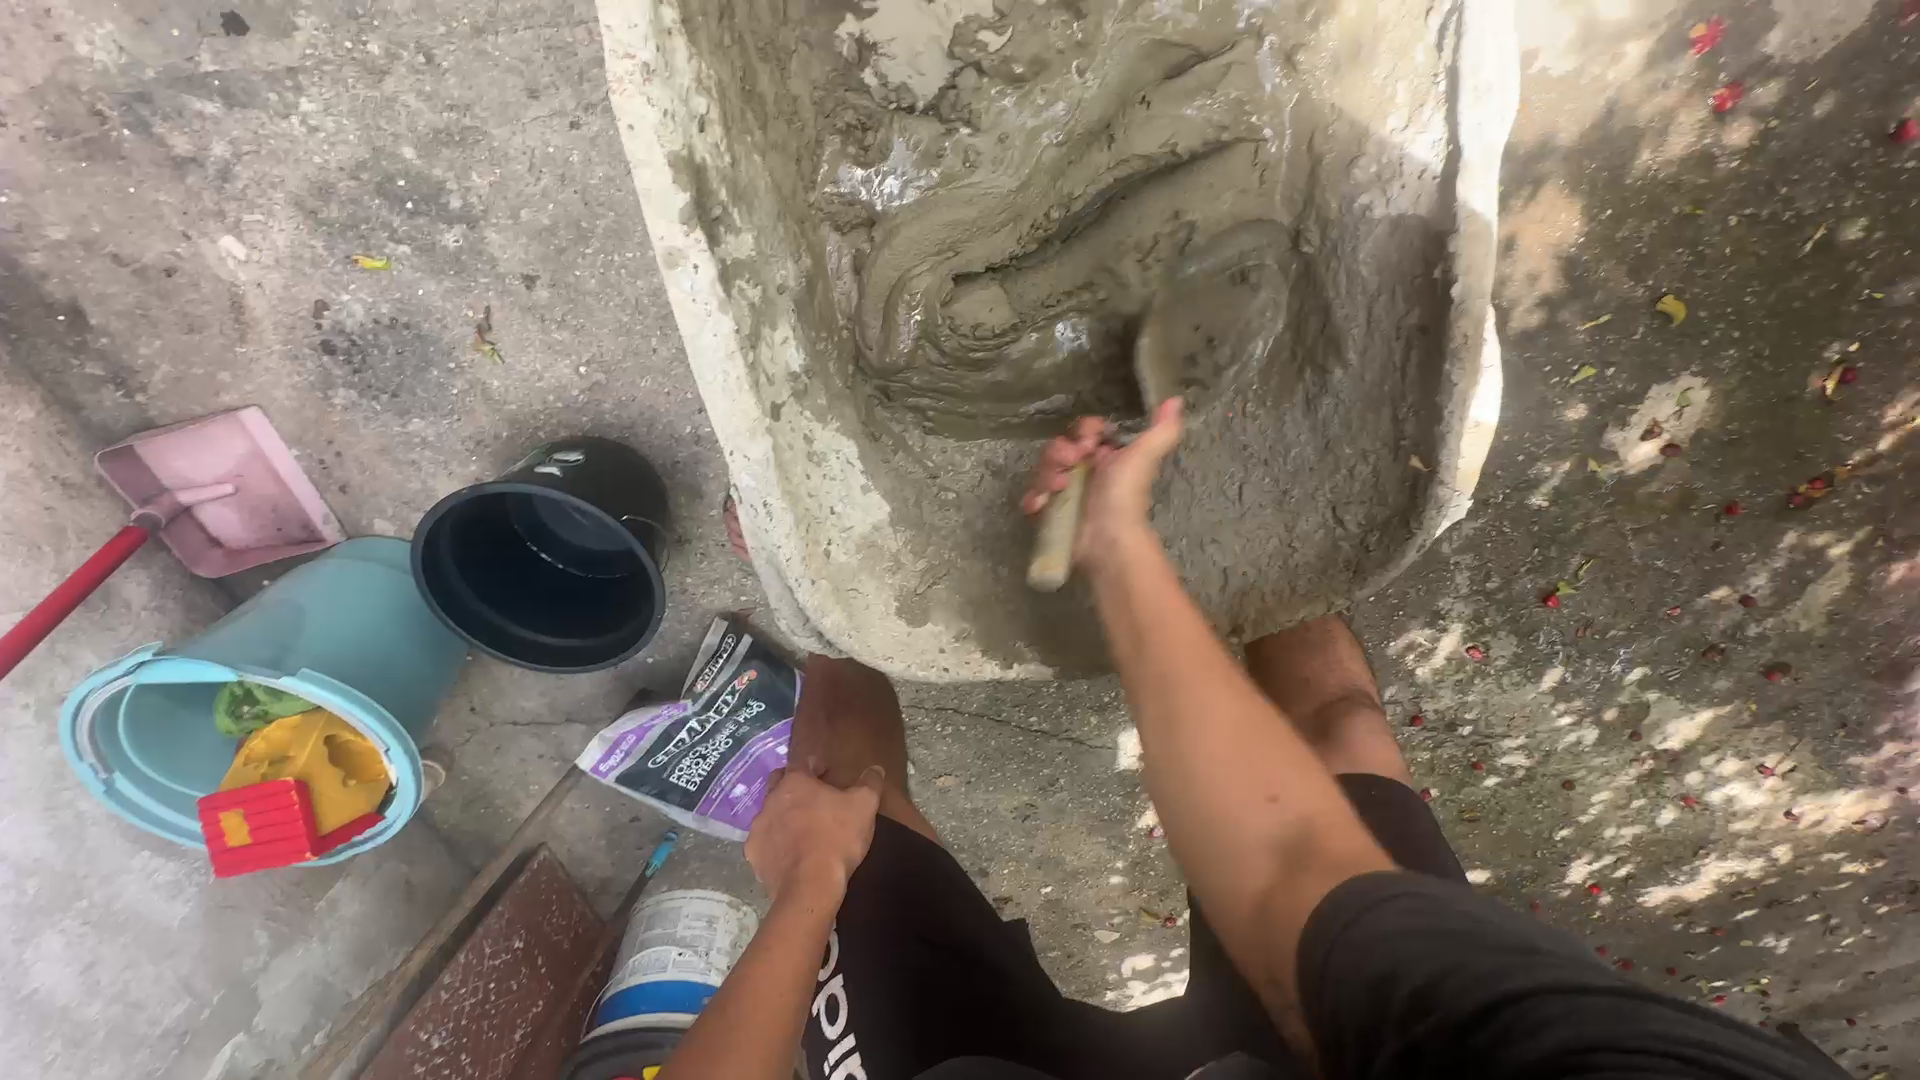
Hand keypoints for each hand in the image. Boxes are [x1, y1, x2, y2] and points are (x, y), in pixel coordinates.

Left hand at [745, 762, 885, 902]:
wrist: (810, 885)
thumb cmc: (837, 837)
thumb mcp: (864, 806)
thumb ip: (869, 783)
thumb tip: (875, 769)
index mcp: (795, 783)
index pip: (801, 762)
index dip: (814, 764)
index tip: (825, 772)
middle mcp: (771, 800)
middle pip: (778, 783)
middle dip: (793, 785)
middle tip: (812, 796)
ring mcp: (759, 829)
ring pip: (769, 813)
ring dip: (783, 815)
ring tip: (801, 827)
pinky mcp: (754, 856)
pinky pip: (764, 842)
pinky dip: (775, 843)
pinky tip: (789, 853)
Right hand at [1020, 397, 1183, 568]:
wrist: (1109, 537)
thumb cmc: (1126, 494)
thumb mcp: (1145, 456)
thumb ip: (1161, 429)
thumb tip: (1176, 399)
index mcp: (1105, 455)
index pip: (1083, 430)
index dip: (1082, 432)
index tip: (1089, 443)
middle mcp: (1084, 471)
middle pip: (1058, 447)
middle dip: (1060, 453)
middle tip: (1072, 463)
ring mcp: (1065, 492)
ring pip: (1043, 470)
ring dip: (1046, 475)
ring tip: (1059, 488)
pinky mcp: (1050, 512)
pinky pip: (1032, 497)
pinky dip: (1034, 499)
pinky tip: (1042, 505)